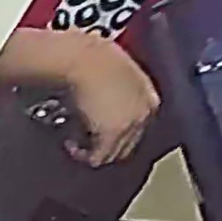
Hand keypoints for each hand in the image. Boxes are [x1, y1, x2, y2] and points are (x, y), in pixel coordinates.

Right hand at [63, 33, 159, 165]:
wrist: (90, 63)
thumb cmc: (100, 66)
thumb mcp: (119, 85)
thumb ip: (120, 104)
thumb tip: (105, 121)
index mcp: (150, 102)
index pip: (136, 134)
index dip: (114, 139)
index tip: (95, 136)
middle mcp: (144, 116)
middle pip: (124, 148)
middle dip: (103, 149)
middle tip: (83, 144)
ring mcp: (129, 126)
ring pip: (110, 155)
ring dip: (91, 153)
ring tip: (75, 142)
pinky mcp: (111, 134)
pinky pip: (96, 157)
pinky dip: (82, 155)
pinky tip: (71, 143)